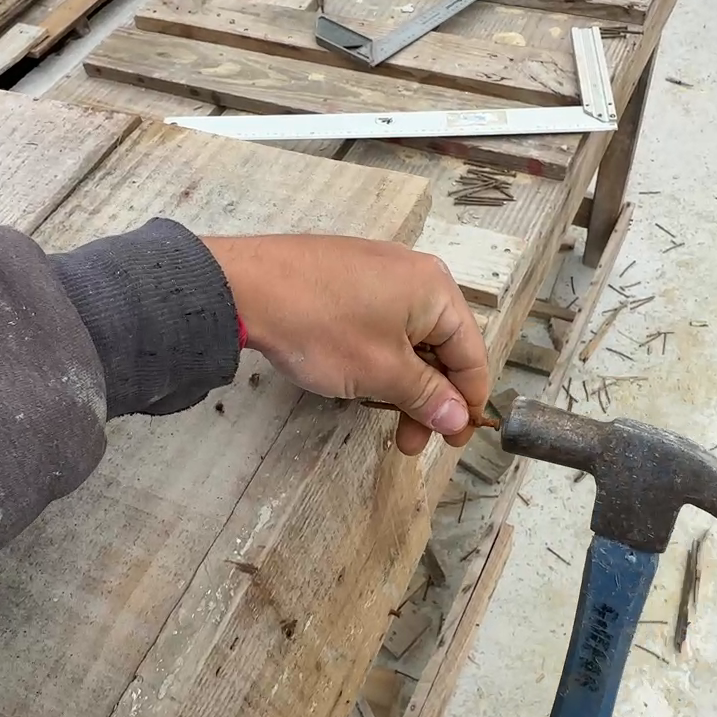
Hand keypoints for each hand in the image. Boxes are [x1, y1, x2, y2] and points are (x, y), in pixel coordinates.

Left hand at [203, 235, 489, 455]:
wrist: (245, 288)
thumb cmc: (321, 327)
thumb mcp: (382, 371)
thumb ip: (427, 396)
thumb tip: (458, 417)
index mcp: (437, 290)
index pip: (471, 354)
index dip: (467, 402)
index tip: (456, 439)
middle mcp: (416, 274)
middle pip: (441, 348)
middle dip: (430, 400)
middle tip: (412, 442)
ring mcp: (379, 274)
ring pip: (408, 340)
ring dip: (403, 385)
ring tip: (384, 419)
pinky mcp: (349, 279)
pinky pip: (382, 326)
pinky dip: (381, 360)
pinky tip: (363, 385)